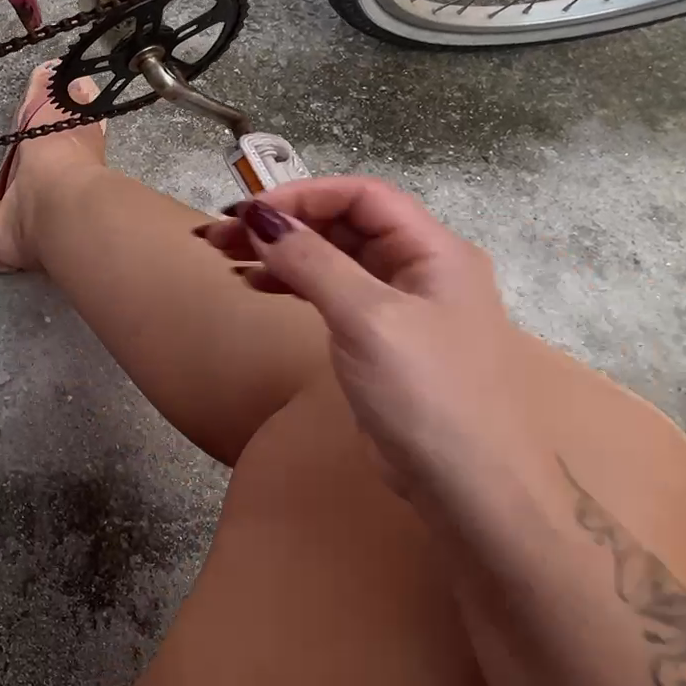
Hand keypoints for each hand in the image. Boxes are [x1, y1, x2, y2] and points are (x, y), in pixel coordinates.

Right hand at [198, 178, 546, 503]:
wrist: (469, 488)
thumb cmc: (428, 394)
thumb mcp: (367, 319)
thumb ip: (312, 262)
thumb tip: (258, 218)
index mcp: (434, 252)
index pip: (361, 196)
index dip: (300, 196)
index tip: (244, 216)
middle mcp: (419, 269)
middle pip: (341, 223)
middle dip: (278, 223)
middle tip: (216, 236)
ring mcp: (399, 305)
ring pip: (329, 256)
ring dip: (277, 250)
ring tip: (224, 257)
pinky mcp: (378, 337)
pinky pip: (327, 289)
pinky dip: (288, 281)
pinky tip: (255, 285)